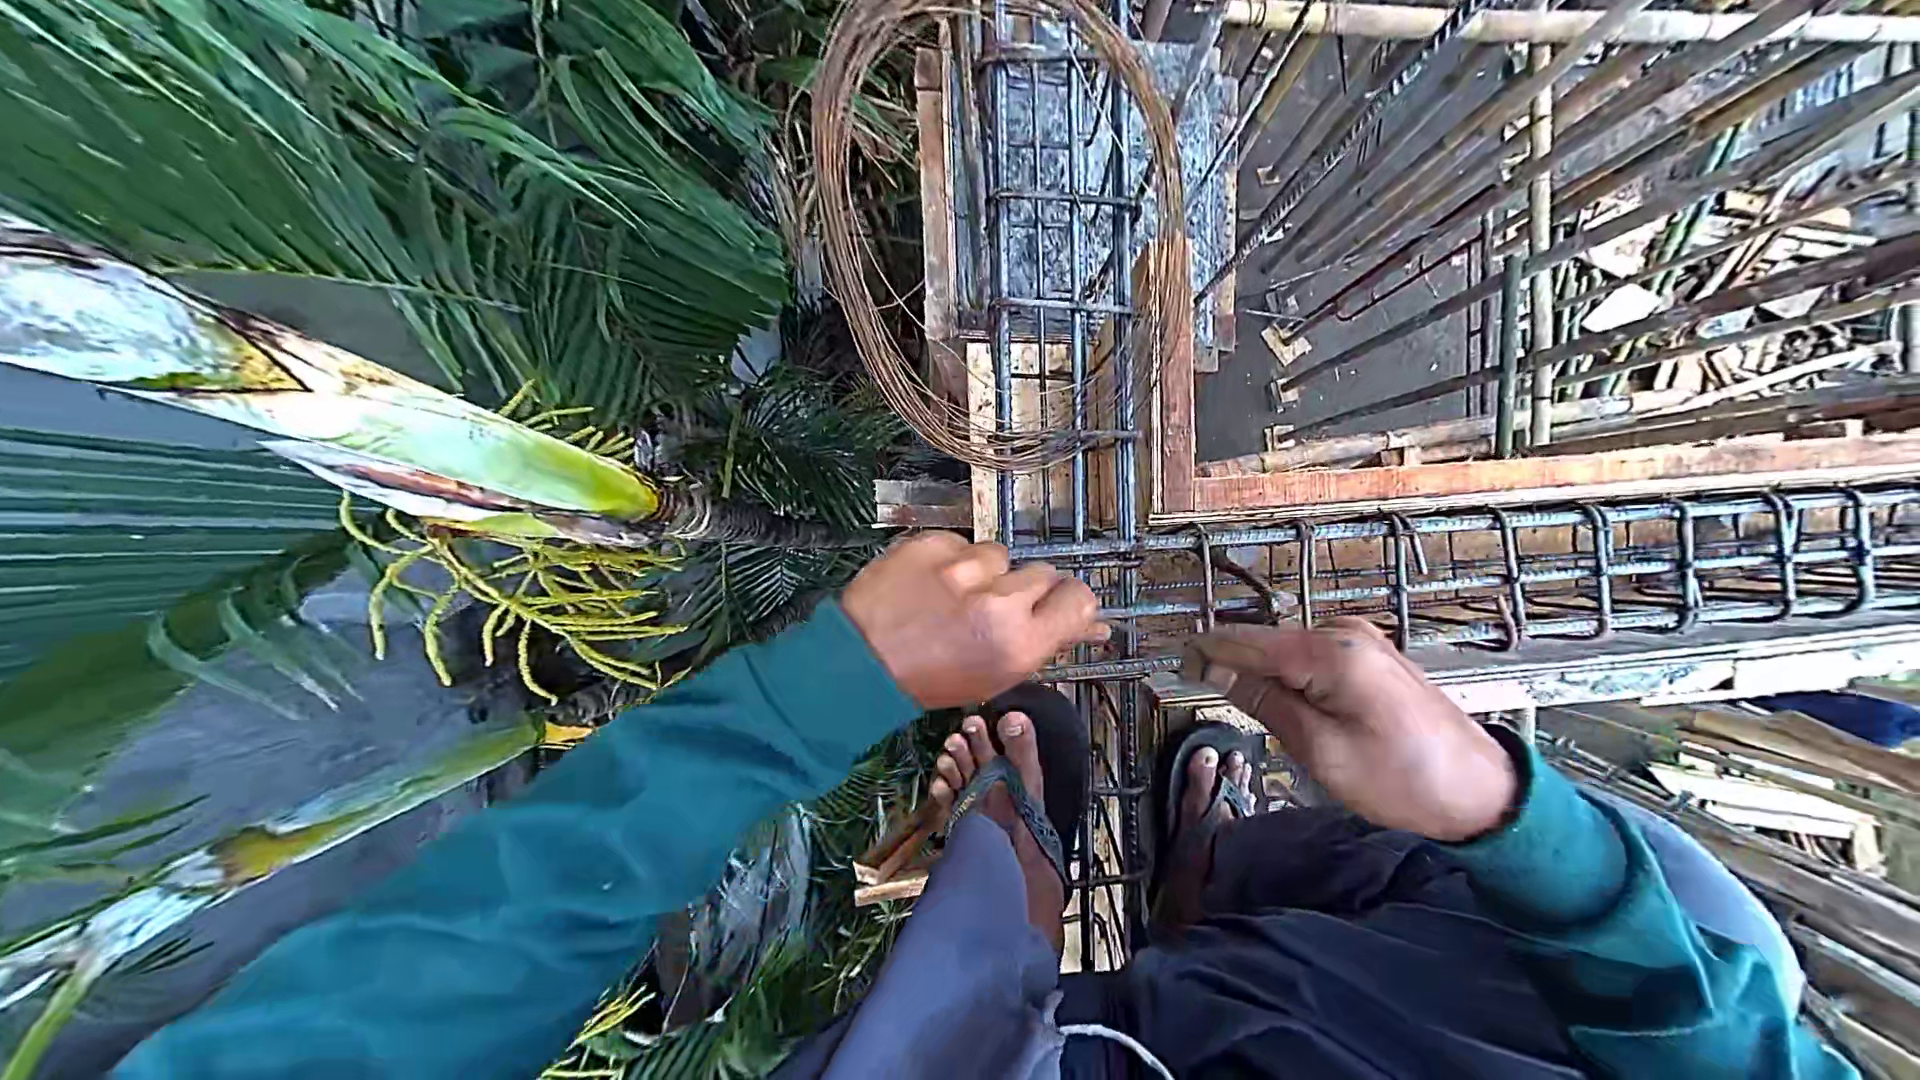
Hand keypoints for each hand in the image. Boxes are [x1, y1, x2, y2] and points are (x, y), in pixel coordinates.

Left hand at [842, 532, 1108, 708]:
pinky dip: (950, 559)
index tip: (1054, 604)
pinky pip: (960, 543)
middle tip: (992, 607)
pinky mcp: (930, 544)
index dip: (1068, 601)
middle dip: (1023, 588)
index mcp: (1018, 644)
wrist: (859, 662)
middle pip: (1041, 573)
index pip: (1078, 598)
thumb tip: (1094, 626)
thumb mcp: (996, 675)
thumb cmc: (931, 679)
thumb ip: (1046, 644)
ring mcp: (961, 568)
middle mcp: (996, 602)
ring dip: (984, 572)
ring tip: (951, 595)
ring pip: (999, 554)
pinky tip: (929, 582)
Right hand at [1186, 618, 1516, 841]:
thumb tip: (1211, 669)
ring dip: (1263, 677)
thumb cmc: (1403, 780)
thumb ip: (1261, 699)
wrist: (1484, 794)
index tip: (1175, 673)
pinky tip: (1300, 710)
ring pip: (1281, 650)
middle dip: (1234, 670)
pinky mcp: (1364, 651)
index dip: (1202, 655)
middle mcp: (1341, 630)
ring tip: (1273, 720)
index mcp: (1329, 651)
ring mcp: (1356, 638)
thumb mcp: (1319, 749)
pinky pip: (1305, 656)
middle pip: (1260, 642)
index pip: (1241, 641)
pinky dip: (1289, 678)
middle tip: (1226, 710)